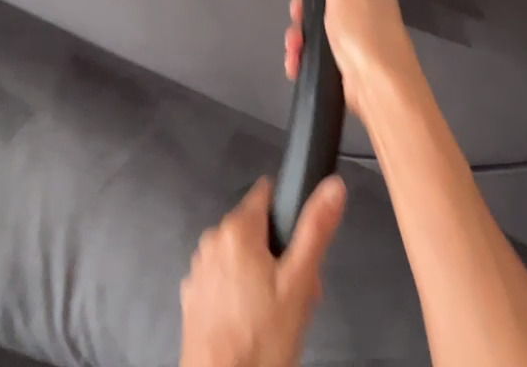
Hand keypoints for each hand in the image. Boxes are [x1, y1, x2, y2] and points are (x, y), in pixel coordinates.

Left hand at [180, 176, 346, 366]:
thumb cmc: (260, 339)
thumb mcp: (299, 280)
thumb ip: (316, 227)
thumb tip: (332, 187)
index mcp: (236, 230)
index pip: (269, 192)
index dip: (291, 213)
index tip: (301, 243)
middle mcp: (212, 242)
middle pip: (259, 229)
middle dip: (282, 252)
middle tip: (297, 288)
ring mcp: (200, 271)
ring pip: (243, 257)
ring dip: (265, 275)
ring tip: (279, 311)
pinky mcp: (194, 298)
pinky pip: (227, 281)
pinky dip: (243, 294)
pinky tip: (257, 322)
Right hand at [285, 0, 422, 119]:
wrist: (379, 84)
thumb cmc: (363, 29)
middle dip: (306, 3)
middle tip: (298, 13)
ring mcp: (358, 25)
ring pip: (321, 18)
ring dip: (302, 31)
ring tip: (295, 45)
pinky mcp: (349, 50)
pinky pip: (322, 44)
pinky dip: (307, 51)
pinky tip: (297, 60)